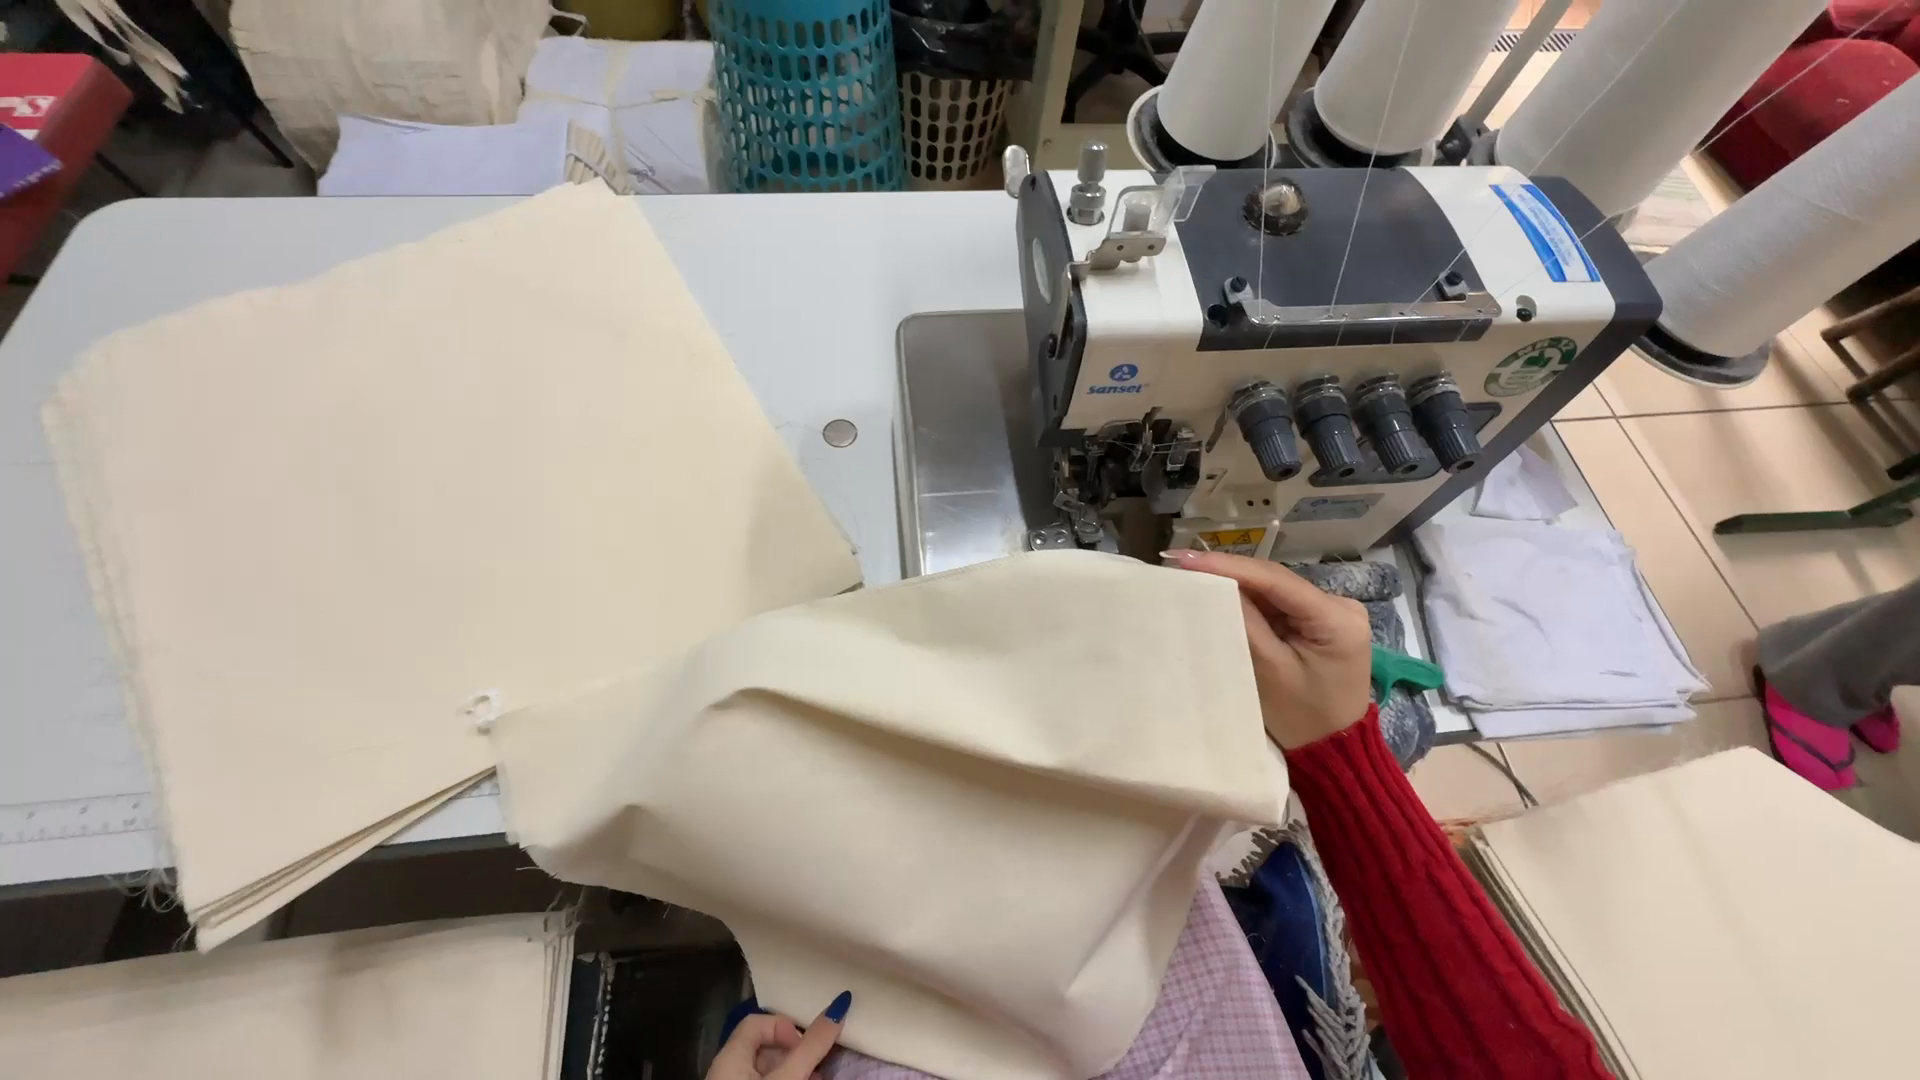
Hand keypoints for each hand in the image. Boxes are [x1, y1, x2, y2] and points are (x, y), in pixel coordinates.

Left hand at [706, 992, 850, 1079]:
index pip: (757, 1021)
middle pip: (765, 1046)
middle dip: (795, 1054)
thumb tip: (841, 1003)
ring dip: (794, 1070)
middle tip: (817, 1068)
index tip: (802, 1047)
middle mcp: (726, 1070)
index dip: (783, 1027)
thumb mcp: (787, 1076)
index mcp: (729, 1055)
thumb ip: (812, 1045)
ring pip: (766, 1068)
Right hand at [1163, 551, 1372, 749]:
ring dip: (1238, 584)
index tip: (1186, 559)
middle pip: (1277, 580)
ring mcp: (1332, 612)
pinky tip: (1222, 594)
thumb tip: (1214, 584)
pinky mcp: (1320, 622)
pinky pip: (1280, 603)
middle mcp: (1341, 605)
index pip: (1277, 581)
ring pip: (1276, 589)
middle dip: (1231, 572)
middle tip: (1182, 564)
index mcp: (1337, 618)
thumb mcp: (1269, 670)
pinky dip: (1251, 601)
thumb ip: (1245, 622)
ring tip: (1194, 574)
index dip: (1230, 566)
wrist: (1333, 750)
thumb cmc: (1302, 717)